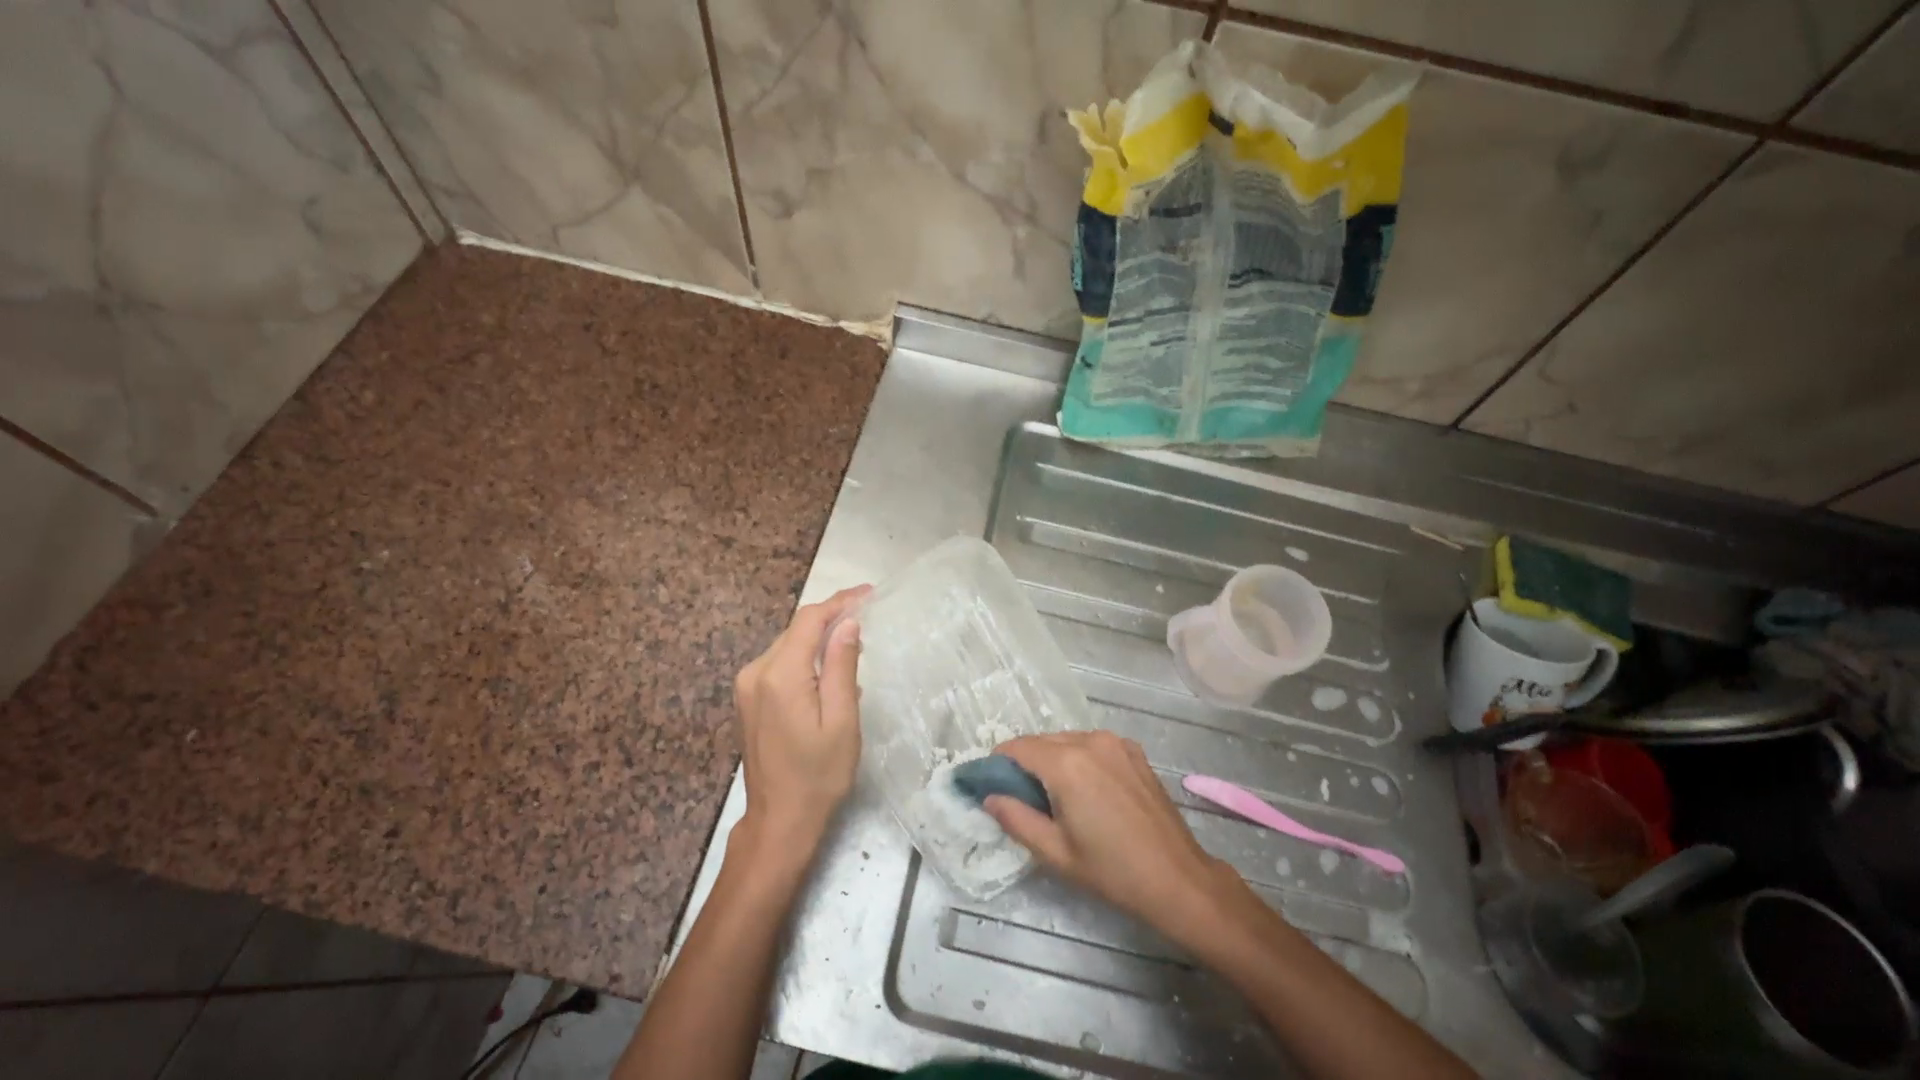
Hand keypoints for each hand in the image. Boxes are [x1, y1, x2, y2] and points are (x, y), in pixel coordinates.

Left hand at [733, 585, 869, 853]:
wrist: (779, 820)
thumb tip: (848, 623)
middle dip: (831, 618)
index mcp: (780, 676)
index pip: (810, 621)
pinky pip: (779, 665)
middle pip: (796, 630)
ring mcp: (747, 687)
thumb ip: (842, 667)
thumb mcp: (841, 721)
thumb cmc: (818, 775)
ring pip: (788, 646)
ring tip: (855, 642)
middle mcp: (756, 673)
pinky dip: (805, 658)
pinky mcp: (748, 700)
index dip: (840, 602)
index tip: (869, 593)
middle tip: (869, 615)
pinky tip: (829, 670)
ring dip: (819, 638)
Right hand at [986, 732, 1241, 936]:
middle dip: (1025, 764)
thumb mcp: (1054, 852)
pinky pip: (1093, 746)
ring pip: (1067, 741)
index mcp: (1067, 763)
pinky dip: (1080, 760)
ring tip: (1054, 799)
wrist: (1176, 878)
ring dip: (1052, 761)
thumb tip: (989, 797)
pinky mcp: (1135, 753)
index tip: (989, 786)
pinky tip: (1086, 792)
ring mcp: (1117, 744)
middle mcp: (1091, 741)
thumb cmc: (1111, 870)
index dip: (997, 764)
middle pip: (1042, 741)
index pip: (1016, 747)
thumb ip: (1015, 819)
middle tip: (1020, 800)